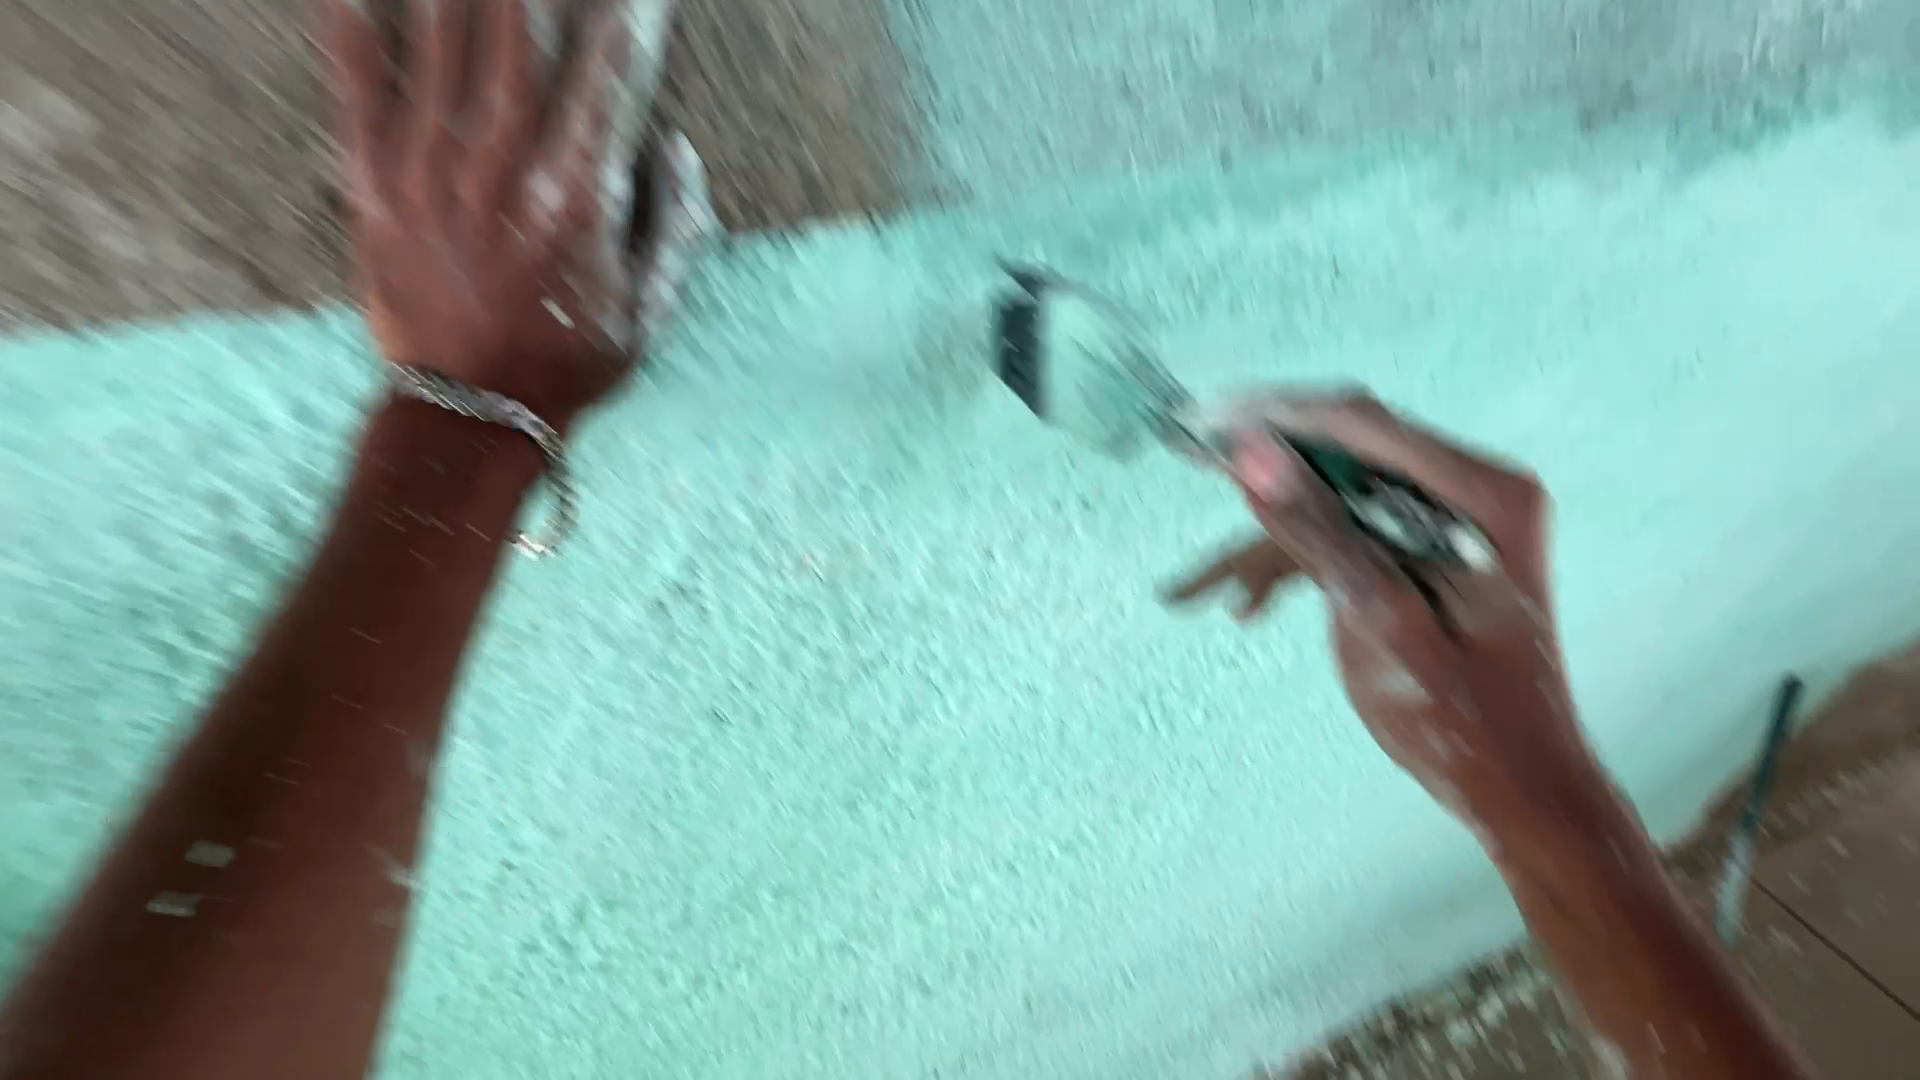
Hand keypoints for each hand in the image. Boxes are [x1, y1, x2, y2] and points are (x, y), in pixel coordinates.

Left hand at [324, 0, 712, 427]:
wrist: (475, 407)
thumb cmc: (572, 359)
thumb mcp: (650, 308)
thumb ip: (673, 224)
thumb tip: (675, 146)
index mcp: (578, 196)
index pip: (611, 74)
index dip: (631, 18)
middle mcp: (503, 164)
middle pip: (519, 29)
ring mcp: (429, 166)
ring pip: (441, 35)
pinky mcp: (375, 181)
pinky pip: (355, 80)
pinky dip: (360, 24)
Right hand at [1166, 390, 1596, 816]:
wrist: (1517, 786)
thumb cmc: (1461, 716)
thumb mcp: (1376, 616)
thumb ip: (1315, 528)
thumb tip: (1251, 453)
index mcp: (1479, 493)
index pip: (1357, 423)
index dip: (1272, 415)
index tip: (1202, 421)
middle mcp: (1461, 492)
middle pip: (1336, 455)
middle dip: (1258, 473)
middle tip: (1185, 456)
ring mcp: (1436, 523)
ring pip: (1325, 504)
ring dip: (1260, 545)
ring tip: (1188, 591)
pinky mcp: (1412, 553)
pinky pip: (1337, 539)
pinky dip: (1288, 569)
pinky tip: (1245, 608)